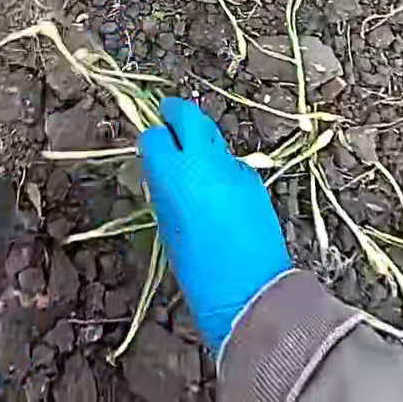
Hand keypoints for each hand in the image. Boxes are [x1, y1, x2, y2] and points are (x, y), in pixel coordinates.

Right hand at [139, 97, 292, 348]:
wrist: (253, 291)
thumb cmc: (201, 275)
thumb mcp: (169, 234)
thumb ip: (164, 195)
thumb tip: (160, 172)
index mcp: (178, 179)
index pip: (157, 139)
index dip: (151, 139)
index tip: (149, 141)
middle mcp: (207, 163)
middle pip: (190, 117)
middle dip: (175, 112)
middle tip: (166, 112)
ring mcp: (233, 167)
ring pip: (212, 135)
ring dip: (198, 136)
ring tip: (187, 147)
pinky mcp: (251, 177)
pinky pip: (229, 160)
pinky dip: (217, 162)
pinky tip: (212, 180)